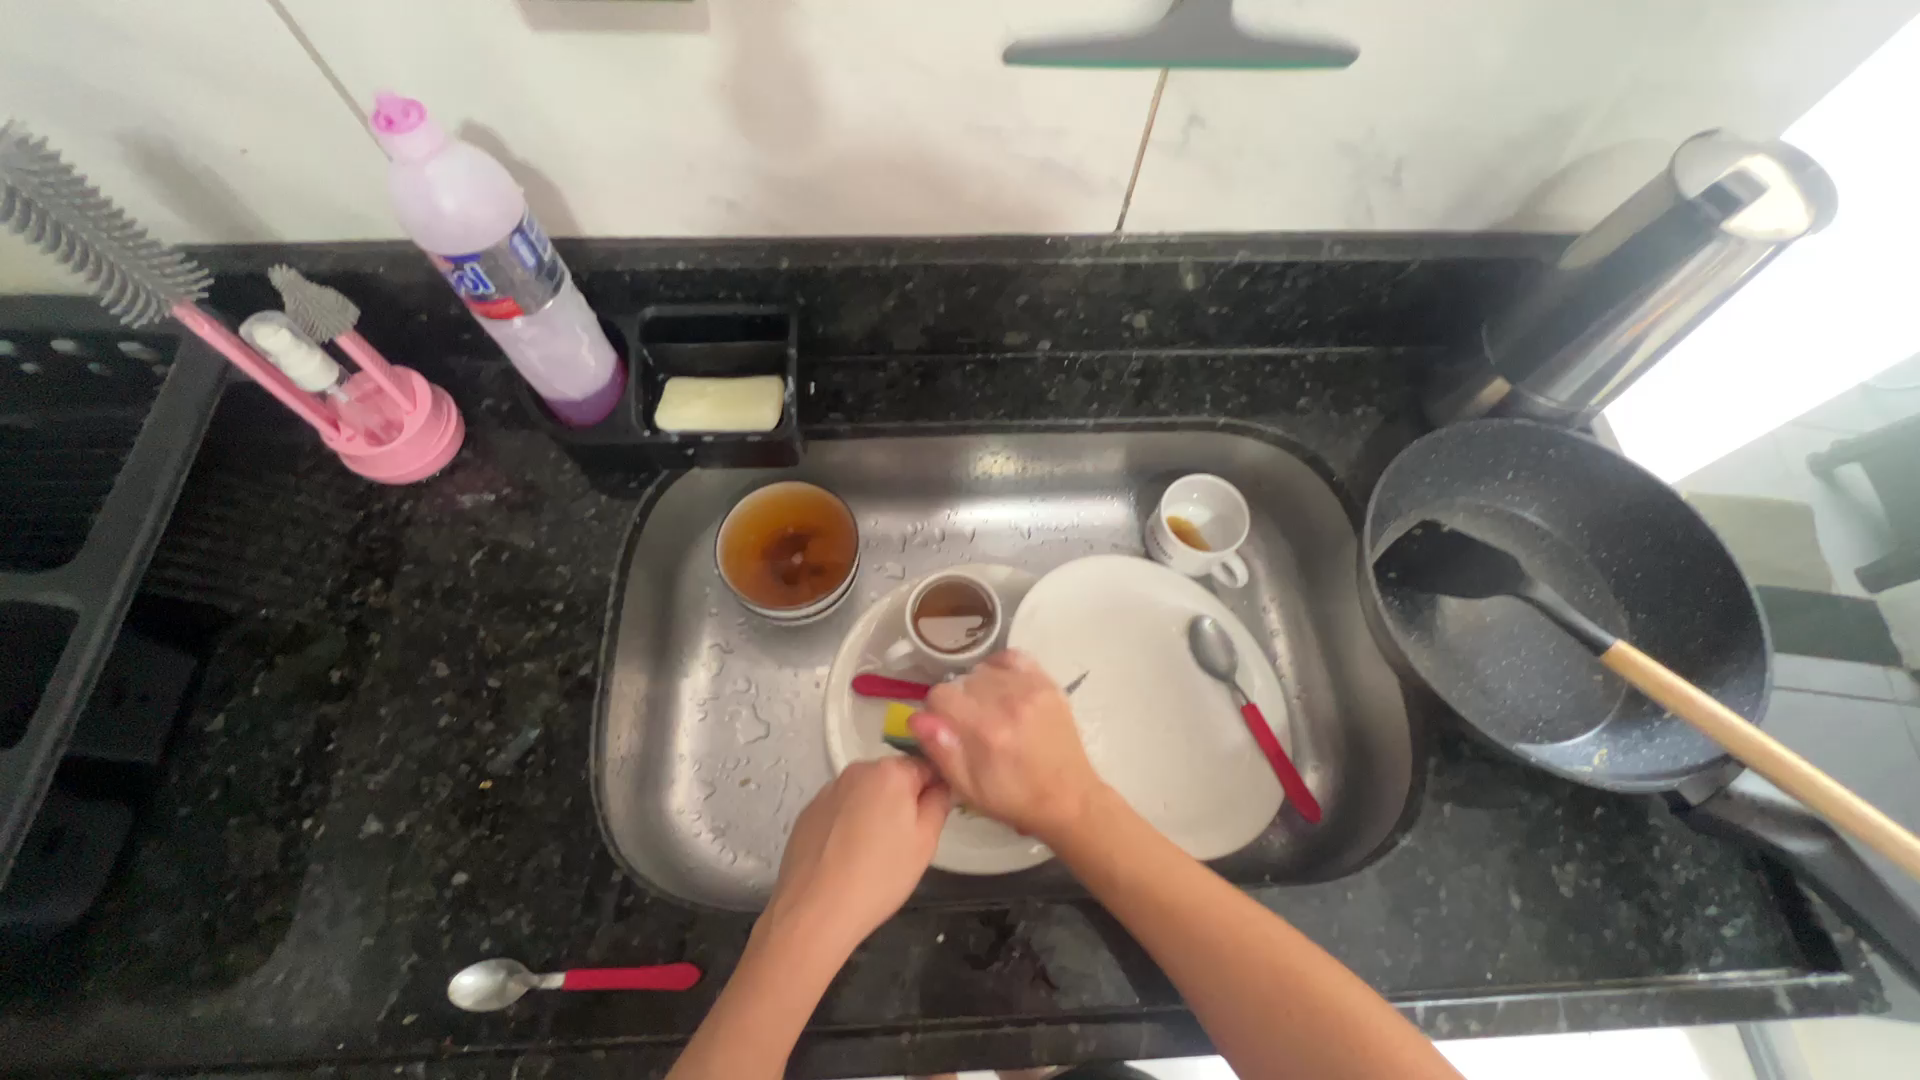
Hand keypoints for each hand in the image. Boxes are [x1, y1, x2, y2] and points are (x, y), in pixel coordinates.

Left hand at [761, 757, 949, 953]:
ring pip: (865, 794)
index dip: (935, 790)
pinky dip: (849, 824)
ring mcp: (828, 790)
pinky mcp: (808, 811)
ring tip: (874, 852)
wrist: (814, 910)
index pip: (926, 766)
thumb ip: (938, 803)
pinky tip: (847, 855)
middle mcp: (857, 770)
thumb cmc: (880, 876)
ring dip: (875, 811)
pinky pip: (840, 809)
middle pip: (893, 778)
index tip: (933, 819)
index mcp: (890, 772)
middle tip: (906, 840)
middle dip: (903, 801)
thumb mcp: (925, 842)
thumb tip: (941, 786)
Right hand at [911, 649, 1104, 844]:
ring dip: (980, 687)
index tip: (946, 728)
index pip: (940, 695)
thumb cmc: (1014, 798)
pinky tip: (1002, 687)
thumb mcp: (968, 788)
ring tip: (990, 710)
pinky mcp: (1048, 684)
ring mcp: (1031, 689)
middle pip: (962, 681)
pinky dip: (1001, 668)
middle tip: (971, 725)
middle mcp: (1008, 702)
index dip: (936, 712)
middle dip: (959, 702)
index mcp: (985, 730)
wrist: (1068, 798)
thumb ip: (940, 750)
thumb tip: (918, 717)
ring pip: (985, 670)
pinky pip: (1013, 657)